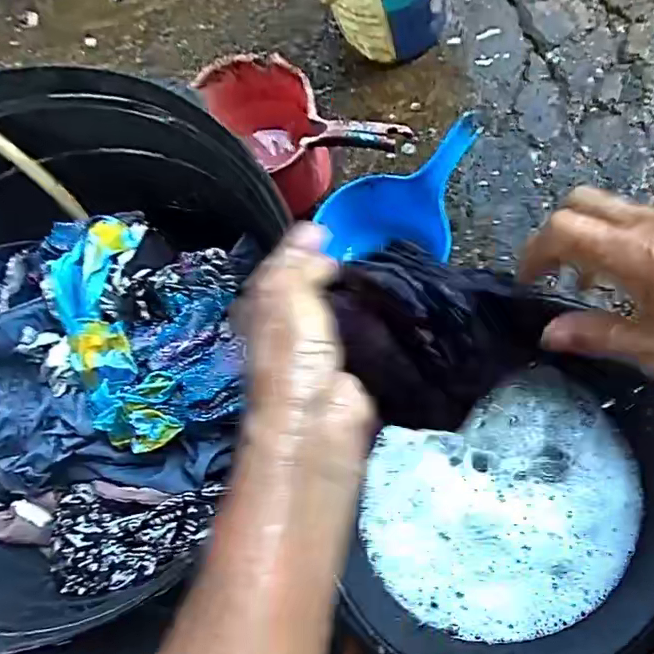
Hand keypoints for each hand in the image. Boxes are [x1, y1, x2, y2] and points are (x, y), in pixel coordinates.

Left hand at [236, 225, 376, 480]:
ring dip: (355, 299)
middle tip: (358, 249)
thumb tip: (313, 232)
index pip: (278, 273)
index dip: (298, 252)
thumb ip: (297, 265)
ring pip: (337, 316)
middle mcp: (289, 334)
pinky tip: (389, 310)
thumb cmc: (294, 362)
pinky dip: (375, 325)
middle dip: (331, 273)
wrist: (321, 421)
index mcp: (264, 314)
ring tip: (378, 275)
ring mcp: (320, 355)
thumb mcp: (287, 298)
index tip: (327, 232)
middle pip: (309, 293)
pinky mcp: (349, 373)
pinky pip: (362, 341)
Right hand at [520, 188, 653, 379]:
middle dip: (559, 234)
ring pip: (620, 208)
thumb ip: (596, 336)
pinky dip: (634, 239)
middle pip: (584, 202)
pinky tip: (653, 276)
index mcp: (637, 256)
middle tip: (560, 273)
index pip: (563, 231)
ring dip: (598, 238)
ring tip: (606, 283)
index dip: (535, 252)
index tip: (531, 278)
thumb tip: (551, 333)